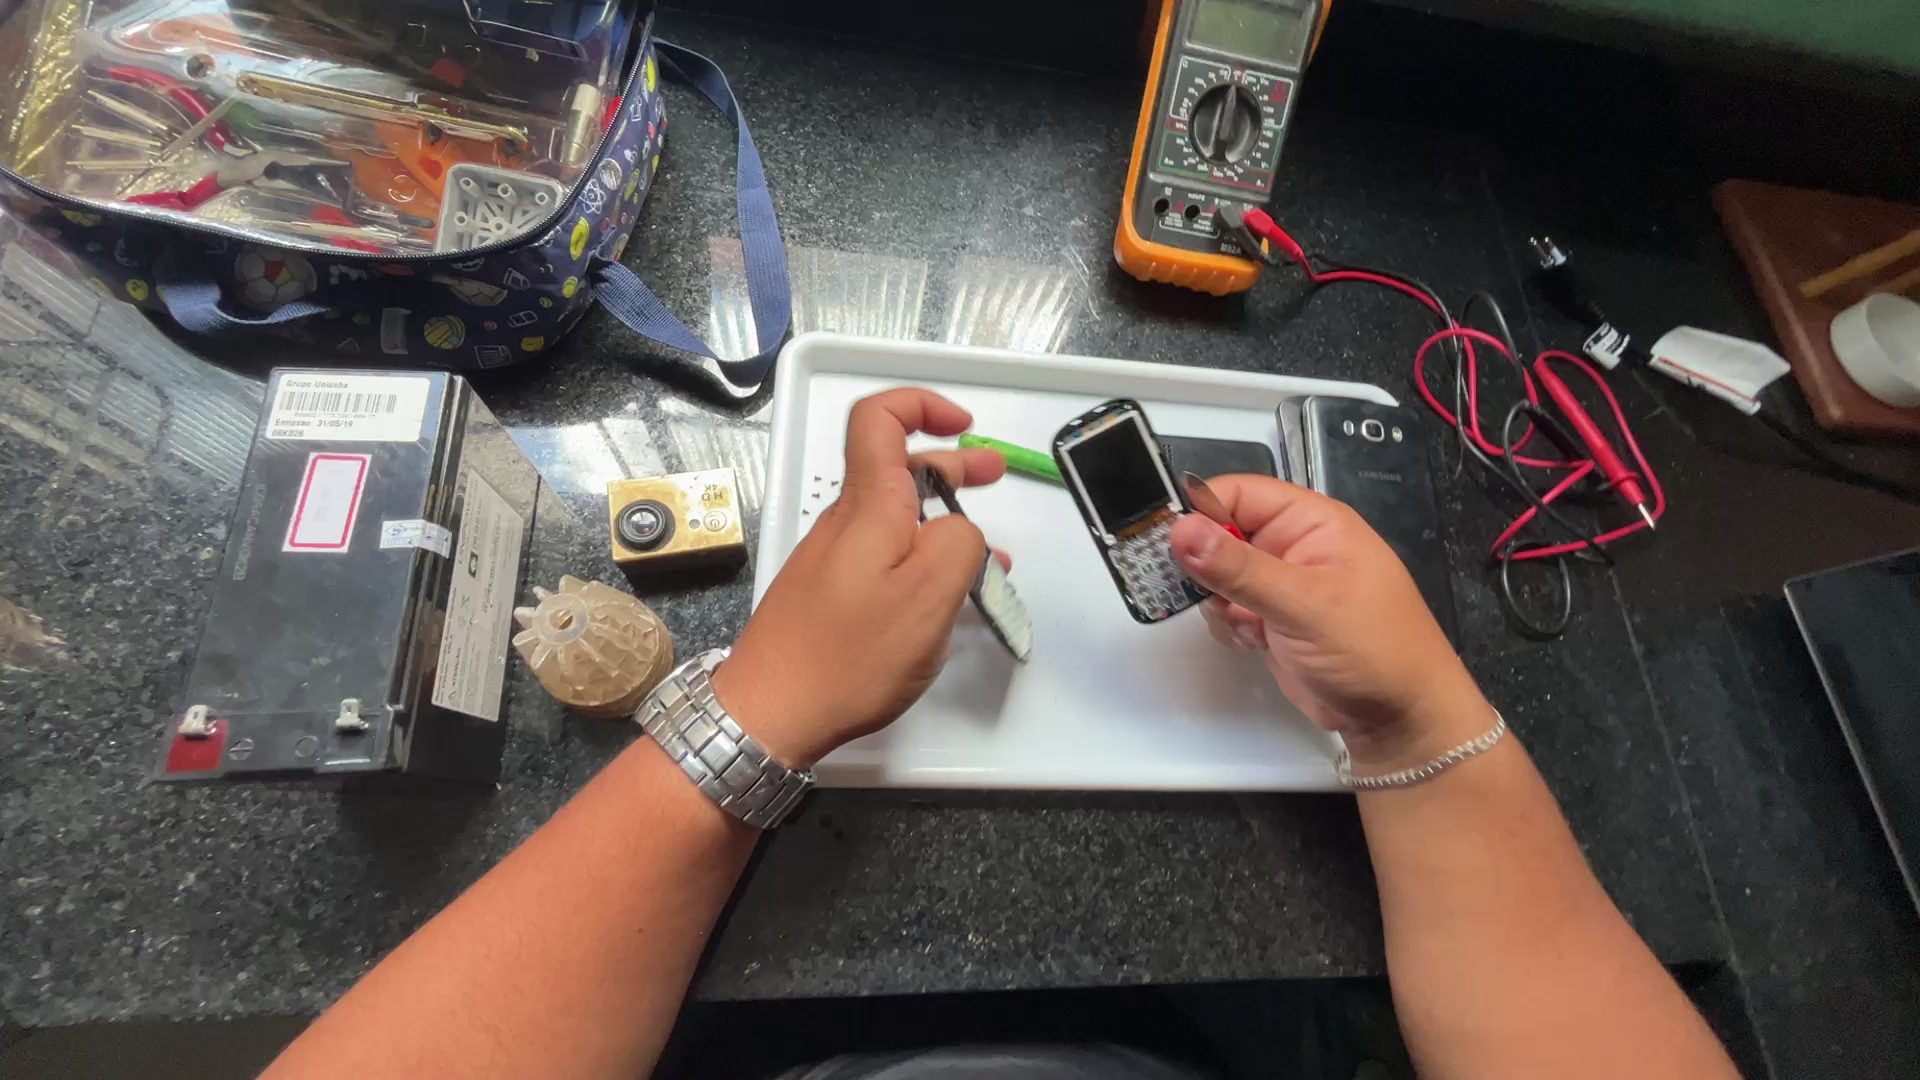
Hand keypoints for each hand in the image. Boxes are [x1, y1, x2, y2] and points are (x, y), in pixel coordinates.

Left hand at [711, 389, 1007, 767]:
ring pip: (895, 516)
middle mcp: (847, 523)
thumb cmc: (851, 654)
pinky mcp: (831, 592)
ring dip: (944, 516)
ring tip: (990, 546)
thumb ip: (960, 545)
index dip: (921, 404)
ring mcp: (835, 559)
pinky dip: (923, 556)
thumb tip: (960, 528)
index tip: (963, 427)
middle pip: (895, 467)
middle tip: (995, 474)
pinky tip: (948, 590)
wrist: (769, 714)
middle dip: (951, 462)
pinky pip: (885, 556)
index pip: (878, 419)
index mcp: (869, 508)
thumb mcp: (928, 595)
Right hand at [1168, 476, 1490, 771]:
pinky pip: (1224, 606)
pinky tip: (1254, 640)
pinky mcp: (1267, 616)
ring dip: (1216, 599)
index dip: (1200, 510)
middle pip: (1219, 531)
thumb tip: (1182, 531)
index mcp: (1310, 522)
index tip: (1169, 540)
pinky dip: (1227, 624)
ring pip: (1215, 573)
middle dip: (1202, 561)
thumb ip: (1239, 569)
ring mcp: (1278, 582)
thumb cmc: (1373, 651)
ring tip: (1244, 622)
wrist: (1396, 721)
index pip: (1238, 493)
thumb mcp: (1304, 605)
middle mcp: (1290, 545)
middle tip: (1191, 586)